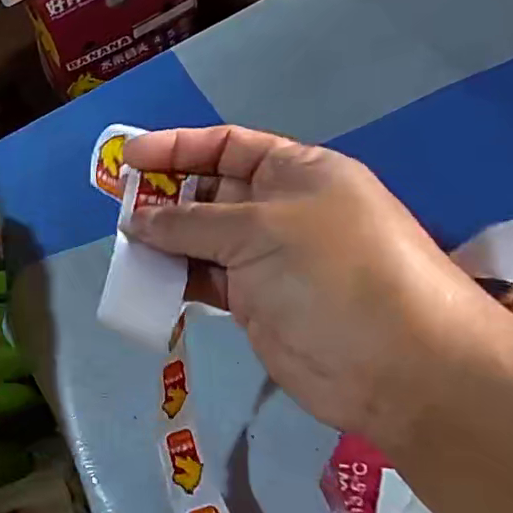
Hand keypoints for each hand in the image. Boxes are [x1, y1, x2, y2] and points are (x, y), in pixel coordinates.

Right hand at [122, 126, 512, 439]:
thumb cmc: (332, 272)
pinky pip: (208, 280)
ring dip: (166, 240)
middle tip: (117, 206)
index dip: (178, 147)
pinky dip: (178, 277)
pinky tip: (147, 279)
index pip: (229, 145)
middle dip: (166, 194)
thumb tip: (137, 221)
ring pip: (204, 239)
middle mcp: (282, 209)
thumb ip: (192, 223)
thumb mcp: (261, 231)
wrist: (396, 367)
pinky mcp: (258, 303)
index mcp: (297, 171)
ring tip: (124, 244)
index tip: (130, 157)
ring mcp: (270, 259)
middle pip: (212, 191)